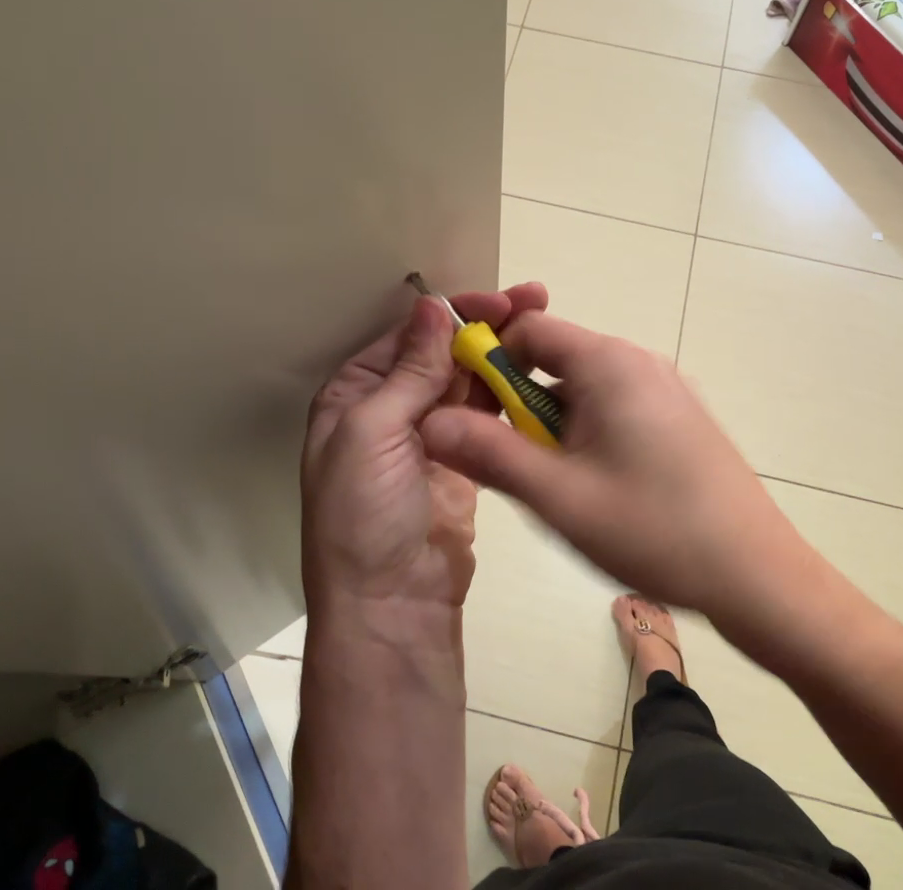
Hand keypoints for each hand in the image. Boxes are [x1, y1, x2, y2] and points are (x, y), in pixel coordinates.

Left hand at [300, 283, 549, 615]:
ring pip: (469, 383)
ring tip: (546, 331)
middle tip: (536, 301)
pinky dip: (510, 398)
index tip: (501, 300)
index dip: (453, 313)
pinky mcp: (464, 462)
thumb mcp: (372, 433)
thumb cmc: (364, 513)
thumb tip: (430, 306)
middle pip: (443, 354)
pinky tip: (538, 378)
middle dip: (486, 328)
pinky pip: (488, 420)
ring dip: (502, 357)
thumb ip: (409, 372)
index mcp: (356, 393)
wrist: (391, 602)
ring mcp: (431, 436)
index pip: (410, 336)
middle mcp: (391, 408)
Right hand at [419, 308, 810, 620]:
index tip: (467, 413)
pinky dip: (588, 435)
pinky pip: (616, 409)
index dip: (488, 362)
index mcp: (610, 363)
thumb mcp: (558, 497)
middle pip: (556, 358)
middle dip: (518, 402)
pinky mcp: (683, 421)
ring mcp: (668, 391)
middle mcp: (640, 362)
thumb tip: (428, 421)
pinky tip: (595, 489)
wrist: (757, 575)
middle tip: (507, 461)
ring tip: (552, 485)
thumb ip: (489, 453)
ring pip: (585, 390)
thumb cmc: (654, 529)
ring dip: (552, 425)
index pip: (528, 329)